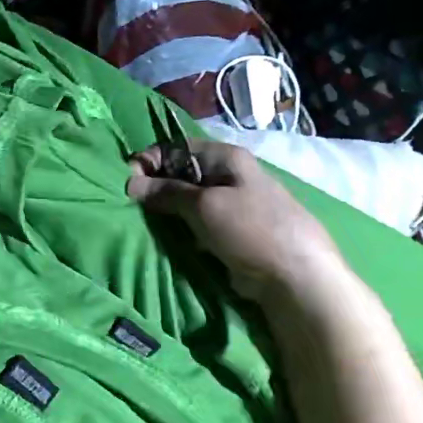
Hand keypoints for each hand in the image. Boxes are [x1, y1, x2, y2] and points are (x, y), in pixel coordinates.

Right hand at [127, 140, 349, 304]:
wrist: (294, 275)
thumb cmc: (249, 229)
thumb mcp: (203, 206)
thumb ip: (165, 192)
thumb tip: (130, 183)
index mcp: (226, 157)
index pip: (177, 148)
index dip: (150, 160)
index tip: (128, 181)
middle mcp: (230, 175)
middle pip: (182, 173)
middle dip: (157, 186)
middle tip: (136, 206)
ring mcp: (232, 204)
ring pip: (189, 200)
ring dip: (169, 211)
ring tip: (150, 224)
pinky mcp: (232, 230)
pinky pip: (199, 222)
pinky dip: (184, 228)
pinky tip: (172, 239)